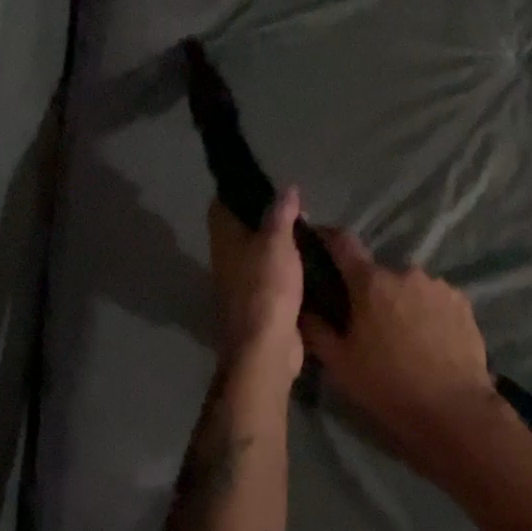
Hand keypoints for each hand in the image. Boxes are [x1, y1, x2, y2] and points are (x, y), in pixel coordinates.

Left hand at [207, 188, 305, 380]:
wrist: (266, 347)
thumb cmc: (267, 287)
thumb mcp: (278, 242)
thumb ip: (281, 213)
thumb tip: (287, 188)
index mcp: (225, 239)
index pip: (222, 205)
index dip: (239, 191)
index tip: (266, 183)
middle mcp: (227, 259)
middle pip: (241, 229)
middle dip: (265, 218)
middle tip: (298, 210)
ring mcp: (241, 284)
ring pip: (257, 254)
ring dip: (277, 245)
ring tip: (308, 233)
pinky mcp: (258, 304)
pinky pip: (271, 277)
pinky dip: (286, 269)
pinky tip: (309, 264)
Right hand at [300, 230, 498, 471]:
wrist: (454, 409)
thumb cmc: (387, 386)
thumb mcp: (339, 364)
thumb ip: (315, 329)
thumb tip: (301, 306)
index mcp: (370, 281)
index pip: (342, 242)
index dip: (327, 237)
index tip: (318, 241)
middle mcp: (405, 271)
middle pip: (378, 273)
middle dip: (369, 291)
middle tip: (366, 324)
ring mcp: (438, 284)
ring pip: (408, 286)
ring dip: (401, 302)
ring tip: (402, 338)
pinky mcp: (462, 302)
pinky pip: (434, 299)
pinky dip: (427, 312)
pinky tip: (428, 342)